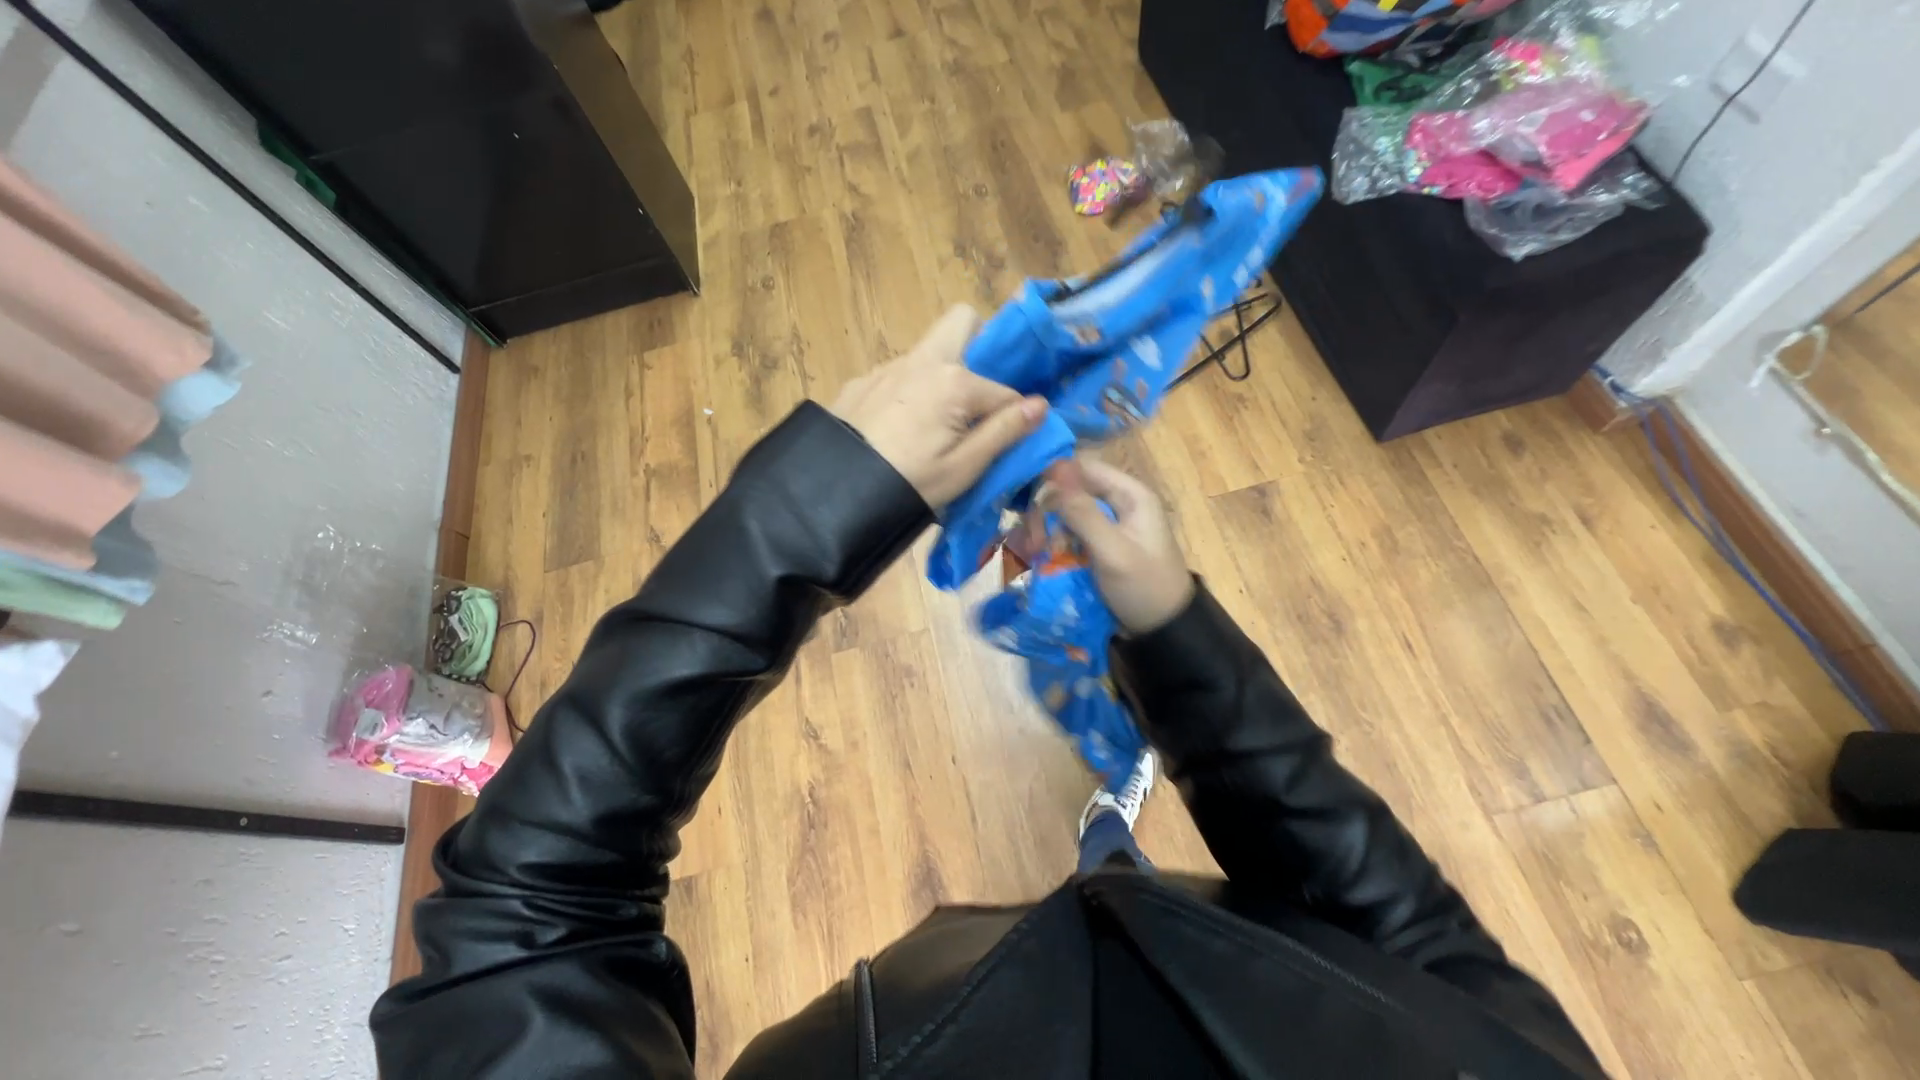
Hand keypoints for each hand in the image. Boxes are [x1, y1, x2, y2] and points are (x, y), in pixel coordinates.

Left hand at [831, 305, 1048, 510]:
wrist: (834, 494)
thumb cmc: (910, 483)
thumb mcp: (964, 467)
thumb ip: (1004, 431)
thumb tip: (1041, 405)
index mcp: (954, 380)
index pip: (1003, 389)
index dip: (1012, 413)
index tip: (1011, 437)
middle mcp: (920, 361)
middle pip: (961, 322)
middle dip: (979, 345)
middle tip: (979, 395)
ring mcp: (885, 369)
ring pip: (926, 354)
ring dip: (941, 376)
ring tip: (934, 427)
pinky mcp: (860, 384)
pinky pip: (895, 376)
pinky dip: (908, 393)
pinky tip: (897, 431)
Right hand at [1042, 459, 1194, 633]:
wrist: (1163, 631)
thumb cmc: (1143, 588)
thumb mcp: (1112, 551)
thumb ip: (1083, 513)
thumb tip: (1055, 470)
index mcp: (1129, 493)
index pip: (1080, 467)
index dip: (1050, 480)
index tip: (1027, 506)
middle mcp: (1117, 502)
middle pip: (1068, 489)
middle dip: (1046, 512)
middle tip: (1035, 543)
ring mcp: (1106, 524)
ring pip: (1063, 513)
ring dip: (1046, 530)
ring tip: (1037, 555)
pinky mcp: (1096, 545)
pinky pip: (1066, 533)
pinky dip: (1052, 543)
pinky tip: (1040, 558)